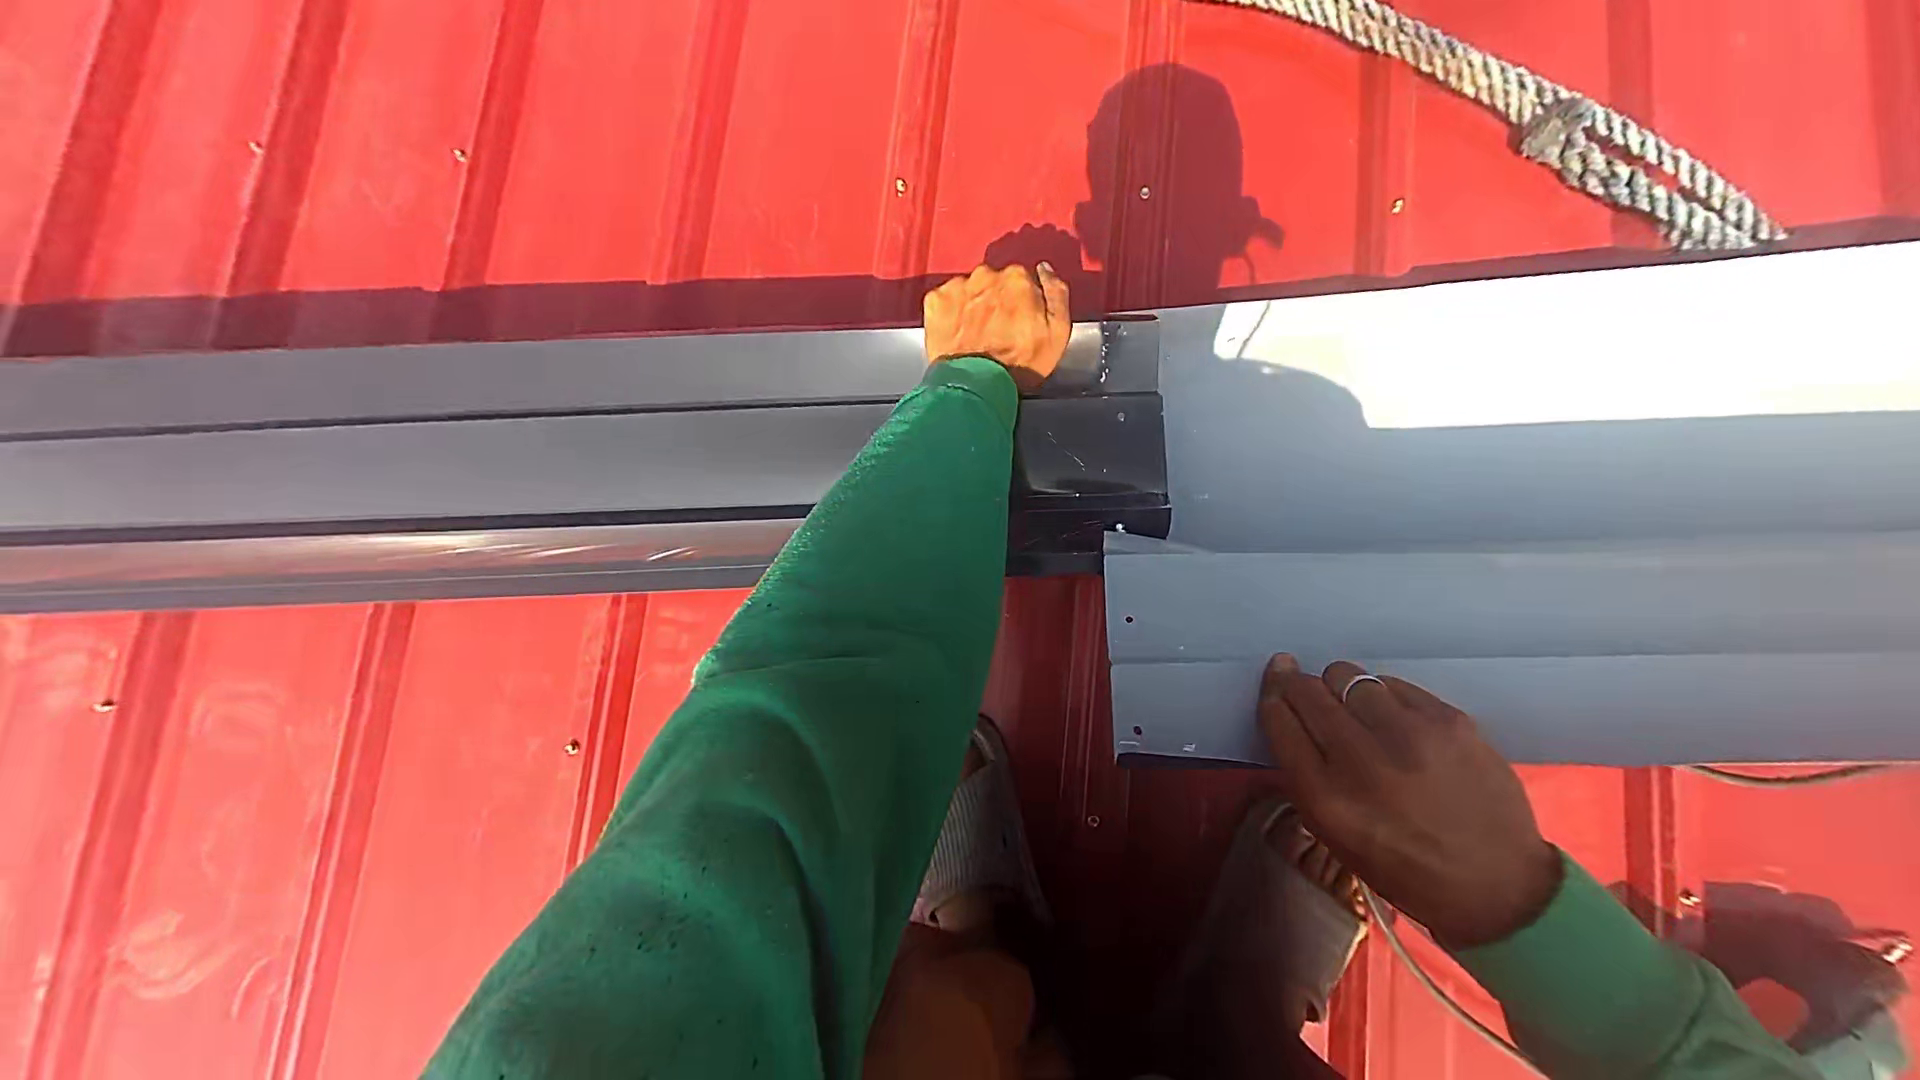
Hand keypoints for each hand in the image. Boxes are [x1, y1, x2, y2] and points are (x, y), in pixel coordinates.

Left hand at [923, 263, 1070, 391]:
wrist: (976, 387)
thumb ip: (1056, 294)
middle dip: (995, 302)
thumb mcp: (1058, 333)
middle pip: (993, 282)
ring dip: (971, 307)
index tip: (1018, 321)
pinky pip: (944, 300)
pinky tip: (956, 335)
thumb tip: (1044, 270)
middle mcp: (987, 275)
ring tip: (974, 337)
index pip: (1021, 280)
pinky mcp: (936, 302)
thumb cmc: (1019, 365)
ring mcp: (958, 287)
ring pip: (968, 290)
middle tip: (996, 332)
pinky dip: (949, 314)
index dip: (1021, 302)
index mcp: (1018, 279)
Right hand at [1258, 655, 1562, 947]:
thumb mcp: (1330, 829)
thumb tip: (1285, 707)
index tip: (1276, 681)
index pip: (1278, 718)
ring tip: (1355, 711)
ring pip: (1346, 676)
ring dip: (1340, 688)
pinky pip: (1391, 683)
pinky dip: (1381, 695)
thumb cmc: (1399, 864)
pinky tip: (1393, 720)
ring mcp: (1408, 736)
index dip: (1272, 694)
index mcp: (1324, 795)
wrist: (1498, 887)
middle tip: (1305, 689)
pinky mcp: (1449, 721)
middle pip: (1307, 691)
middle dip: (1297, 684)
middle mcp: (1361, 759)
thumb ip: (1301, 768)